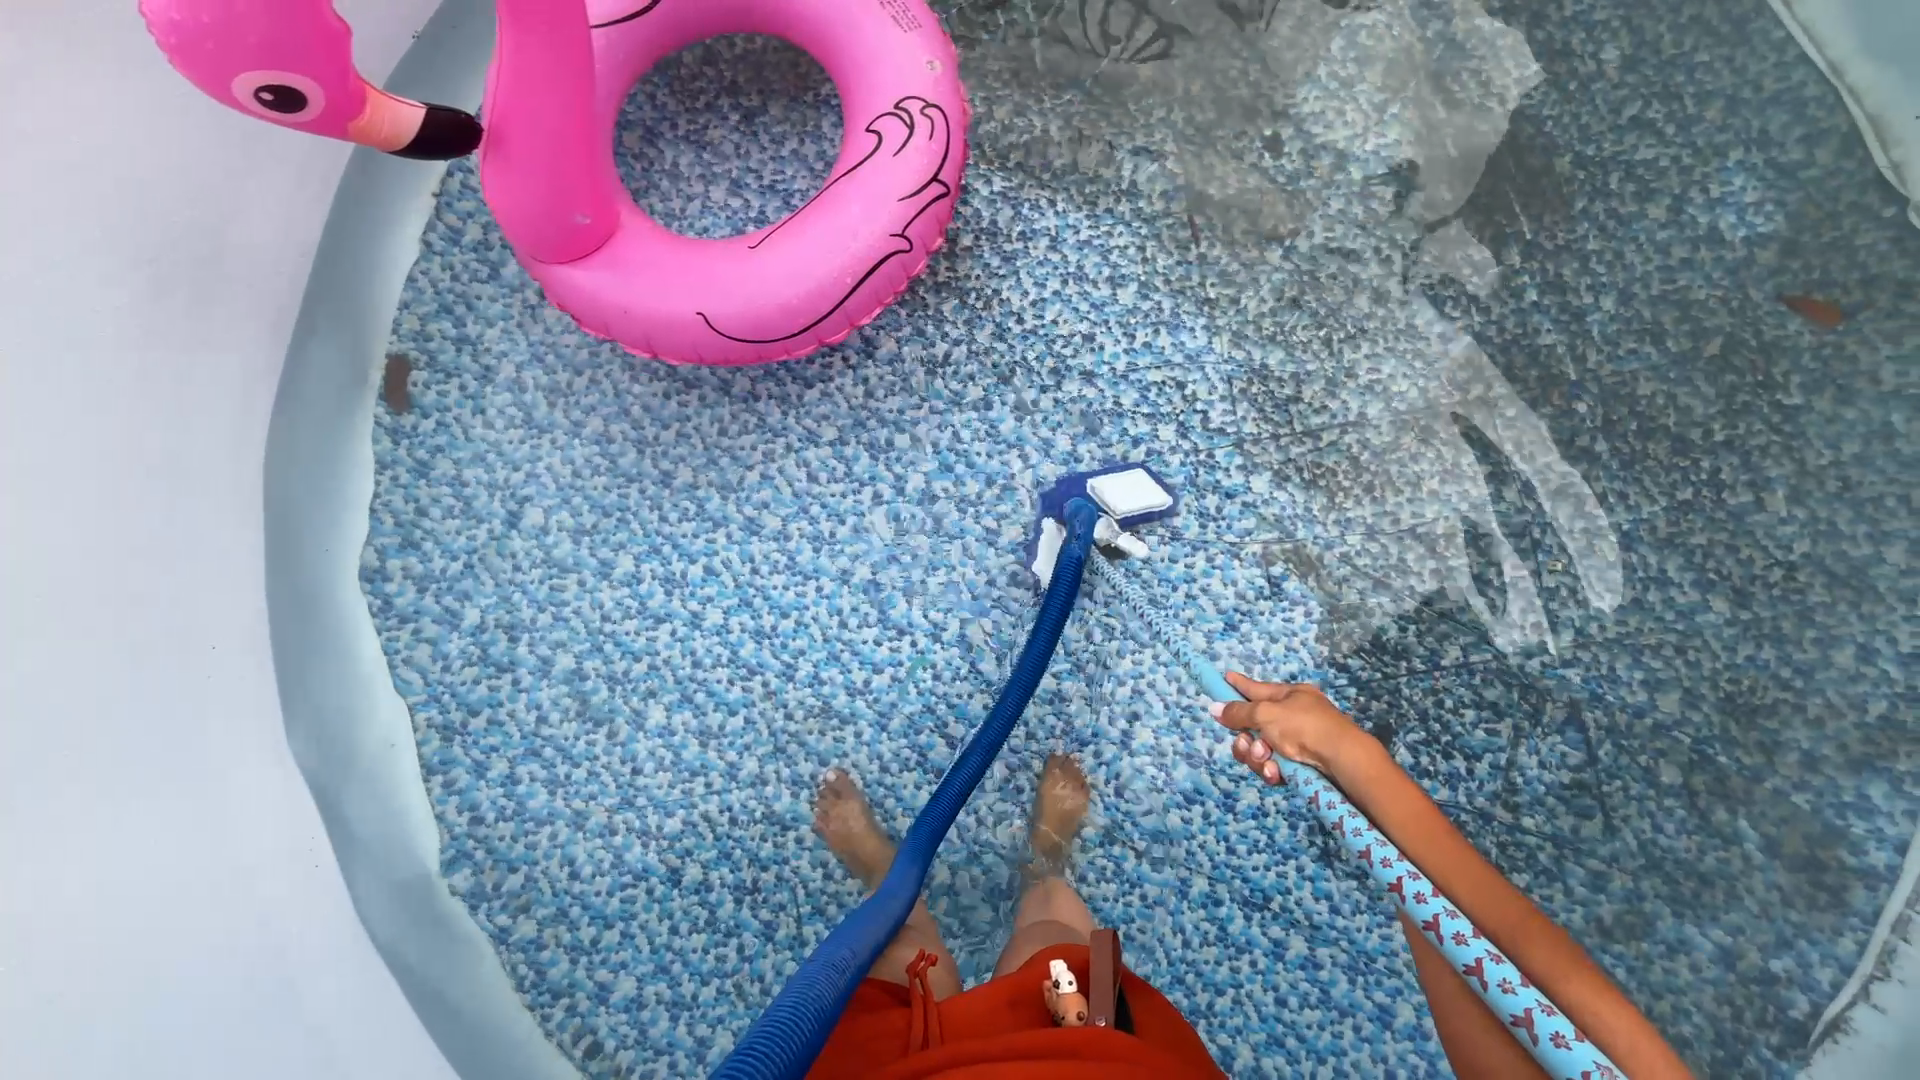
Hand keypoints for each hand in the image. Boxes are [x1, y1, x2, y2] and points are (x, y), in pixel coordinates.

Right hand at [1211, 672, 1367, 784]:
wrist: (1341, 760)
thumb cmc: (1304, 727)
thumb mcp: (1266, 714)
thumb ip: (1238, 712)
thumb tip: (1214, 708)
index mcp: (1289, 696)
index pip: (1256, 688)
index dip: (1239, 684)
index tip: (1225, 676)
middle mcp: (1292, 717)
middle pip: (1253, 725)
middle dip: (1245, 737)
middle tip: (1245, 743)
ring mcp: (1297, 741)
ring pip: (1260, 749)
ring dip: (1256, 755)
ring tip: (1264, 758)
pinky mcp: (1299, 765)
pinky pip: (1273, 765)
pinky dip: (1271, 769)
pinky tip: (1275, 772)